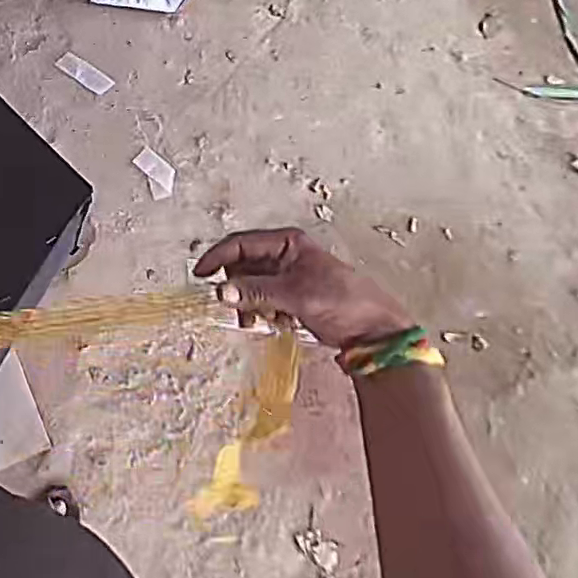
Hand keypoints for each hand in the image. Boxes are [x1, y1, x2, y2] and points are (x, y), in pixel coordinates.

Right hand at [192, 228, 414, 349]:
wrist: (376, 334)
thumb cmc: (343, 302)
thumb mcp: (294, 294)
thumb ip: (253, 291)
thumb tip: (219, 291)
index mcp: (287, 243)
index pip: (240, 244)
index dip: (217, 257)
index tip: (201, 274)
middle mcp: (284, 254)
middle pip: (241, 265)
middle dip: (235, 286)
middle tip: (233, 304)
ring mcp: (287, 275)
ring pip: (249, 283)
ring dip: (247, 301)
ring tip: (257, 318)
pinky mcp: (290, 294)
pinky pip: (260, 297)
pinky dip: (259, 309)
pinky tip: (274, 321)